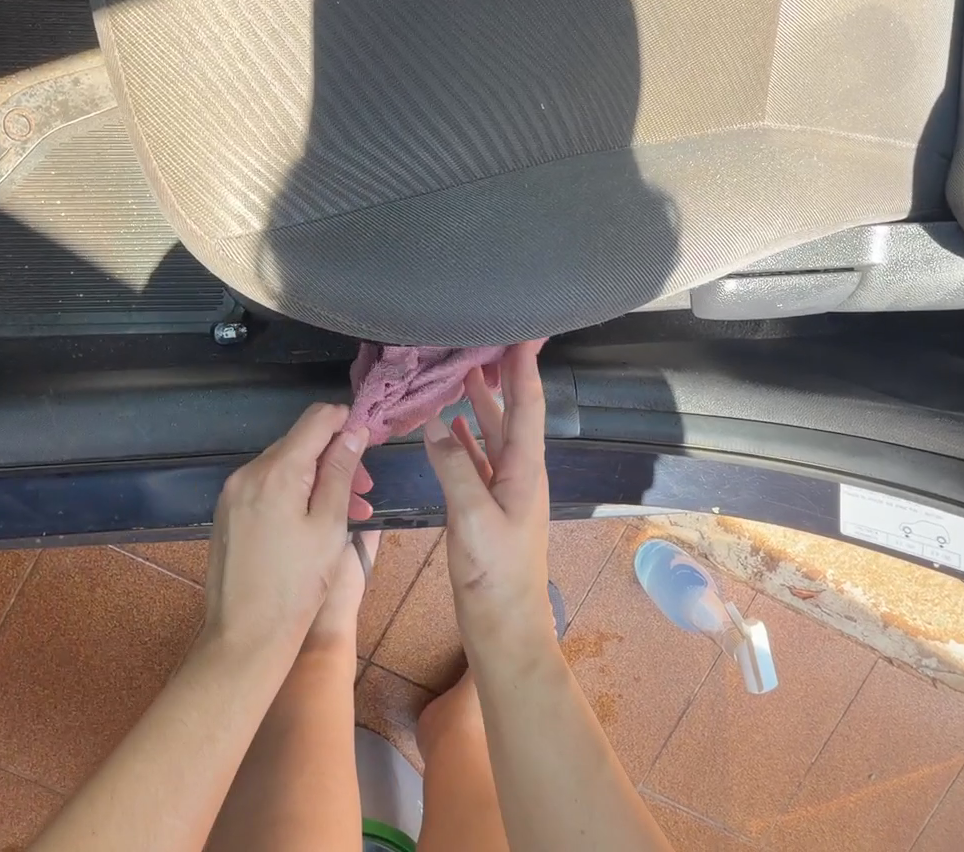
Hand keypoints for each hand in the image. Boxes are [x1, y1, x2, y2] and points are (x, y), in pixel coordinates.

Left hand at [203, 404, 369, 656]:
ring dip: (317, 479)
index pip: (316, 419)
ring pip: (285, 466)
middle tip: (363, 492)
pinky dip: (294, 494)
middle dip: (334, 458)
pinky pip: (267, 487)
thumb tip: (354, 430)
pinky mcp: (228, 512)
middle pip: (299, 443)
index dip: (346, 422)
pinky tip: (313, 522)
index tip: (369, 440)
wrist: (245, 637)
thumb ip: (341, 471)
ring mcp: (233, 492)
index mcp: (276, 471)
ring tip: (347, 513)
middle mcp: (248, 472)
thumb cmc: (297, 584)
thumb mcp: (329, 525)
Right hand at [421, 340, 552, 652]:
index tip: (523, 334)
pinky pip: (477, 462)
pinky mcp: (486, 508)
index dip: (525, 369)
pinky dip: (465, 440)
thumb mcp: (473, 518)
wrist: (504, 628)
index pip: (528, 407)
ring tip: (466, 374)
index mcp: (525, 471)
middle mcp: (519, 474)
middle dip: (503, 379)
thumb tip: (435, 423)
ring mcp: (503, 492)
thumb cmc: (495, 575)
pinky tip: (451, 428)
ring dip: (483, 406)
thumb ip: (455, 469)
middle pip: (513, 415)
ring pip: (494, 437)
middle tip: (486, 343)